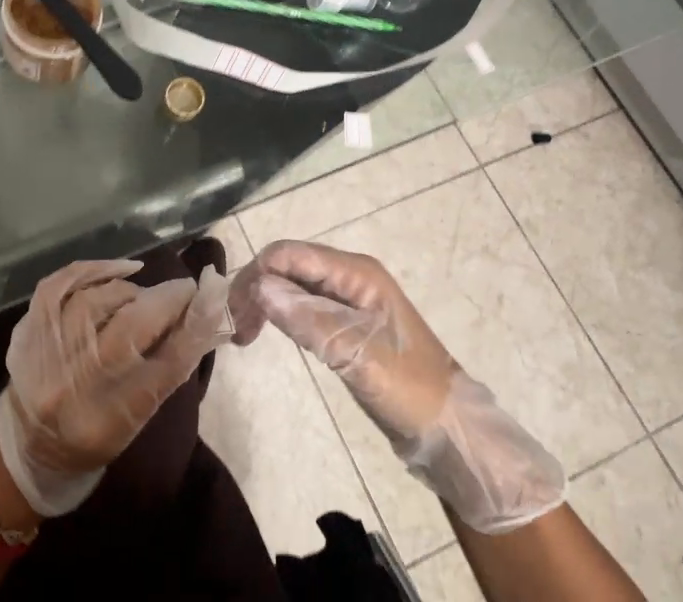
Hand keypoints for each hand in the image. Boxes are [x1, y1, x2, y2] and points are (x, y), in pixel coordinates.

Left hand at [0, 258, 227, 516]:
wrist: (32, 447)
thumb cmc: (98, 435)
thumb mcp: (142, 413)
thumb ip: (171, 364)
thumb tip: (204, 313)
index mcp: (118, 411)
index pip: (169, 361)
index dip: (196, 322)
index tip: (213, 294)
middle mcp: (82, 380)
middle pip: (134, 325)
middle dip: (167, 299)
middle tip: (183, 290)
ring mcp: (51, 352)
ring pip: (98, 300)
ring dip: (131, 292)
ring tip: (143, 297)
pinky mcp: (29, 330)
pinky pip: (59, 284)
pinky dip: (93, 269)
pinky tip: (119, 270)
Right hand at [231, 240, 565, 533]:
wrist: (449, 428)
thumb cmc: (408, 388)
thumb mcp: (356, 354)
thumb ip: (307, 318)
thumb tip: (258, 286)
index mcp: (356, 273)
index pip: (289, 253)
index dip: (255, 275)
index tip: (234, 313)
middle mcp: (349, 276)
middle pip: (286, 265)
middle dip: (255, 288)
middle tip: (235, 329)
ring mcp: (347, 298)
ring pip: (291, 284)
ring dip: (263, 302)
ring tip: (244, 335)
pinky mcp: (344, 320)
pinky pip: (302, 304)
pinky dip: (278, 315)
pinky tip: (266, 333)